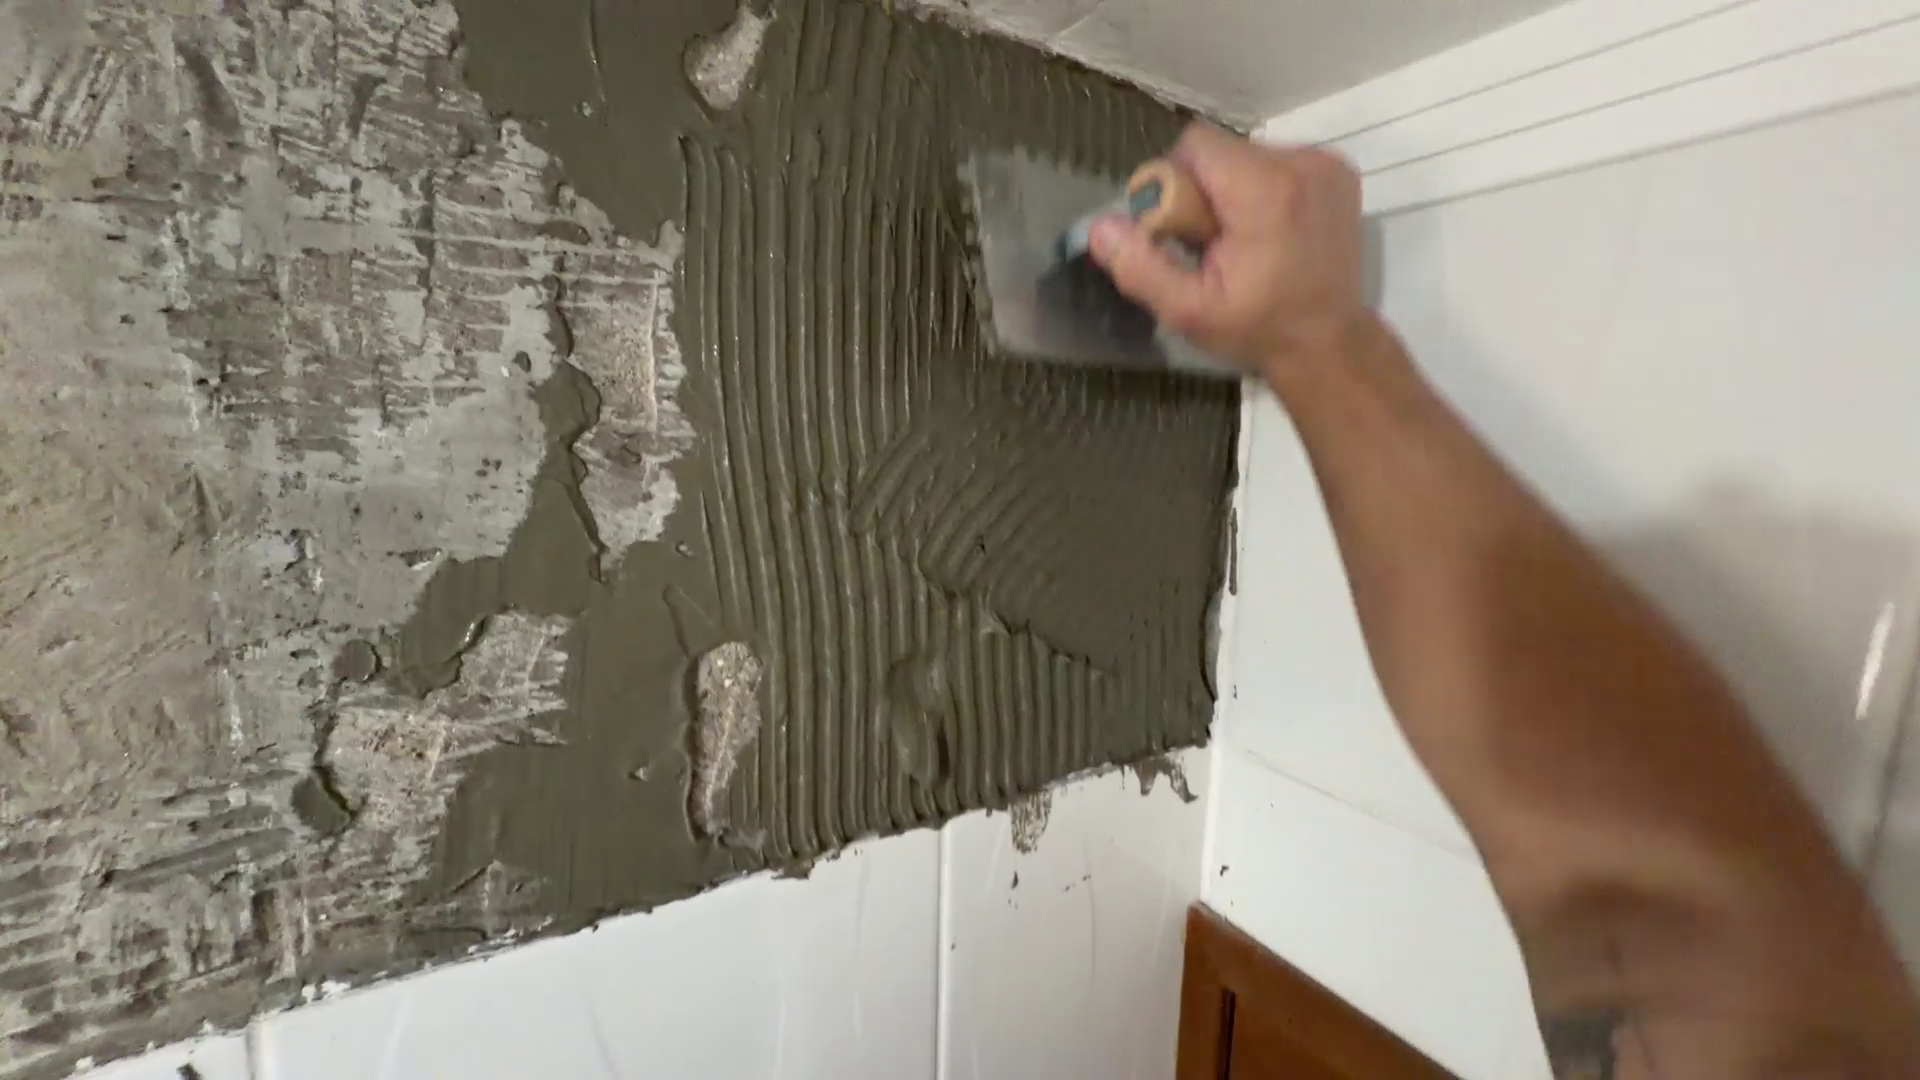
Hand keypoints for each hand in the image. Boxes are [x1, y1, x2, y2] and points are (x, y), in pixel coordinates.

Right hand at [1089, 122, 1370, 380]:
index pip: (1196, 145)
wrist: (1327, 344)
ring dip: (1231, 193)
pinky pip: (1277, 165)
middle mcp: (1301, 163)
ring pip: (1248, 157)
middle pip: (1221, 151)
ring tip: (1241, 246)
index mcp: (1264, 191)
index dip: (1174, 185)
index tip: (1179, 231)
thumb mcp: (1188, 312)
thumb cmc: (1255, 330)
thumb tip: (1100, 228)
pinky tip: (1268, 235)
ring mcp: (1326, 165)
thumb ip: (1141, 268)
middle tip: (1209, 247)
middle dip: (1202, 193)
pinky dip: (1260, 193)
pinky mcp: (1338, 173)